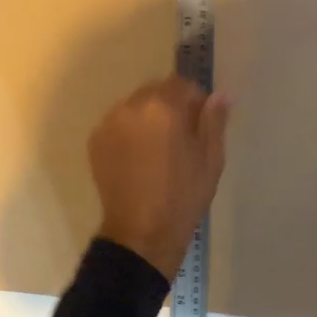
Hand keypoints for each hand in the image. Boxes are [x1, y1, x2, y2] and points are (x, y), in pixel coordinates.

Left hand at [88, 76, 231, 278]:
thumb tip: (221, 94)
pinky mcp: (96, 139)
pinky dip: (129, 131)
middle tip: (180, 138)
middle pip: (156, 91)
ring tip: (157, 150)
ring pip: (135, 106)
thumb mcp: (210, 159)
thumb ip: (214, 120)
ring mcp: (110, 122)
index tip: (199, 122)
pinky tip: (138, 158)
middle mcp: (132, 106)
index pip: (182, 84)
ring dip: (148, 117)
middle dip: (169, 106)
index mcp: (163, 107)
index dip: (194, 100)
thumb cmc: (183, 196)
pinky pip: (118, 123)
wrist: (141, 233)